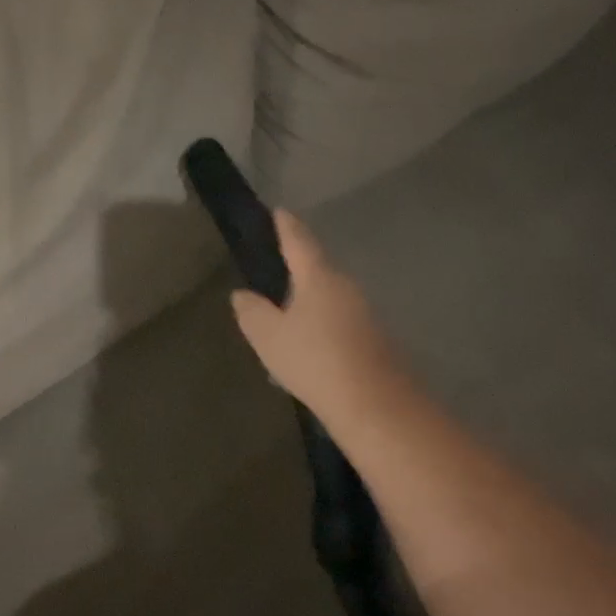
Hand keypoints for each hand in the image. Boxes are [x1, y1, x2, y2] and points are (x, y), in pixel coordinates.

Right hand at [231, 211, 410, 421]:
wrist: (374, 403)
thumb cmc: (314, 360)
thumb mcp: (269, 337)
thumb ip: (252, 312)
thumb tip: (242, 294)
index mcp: (318, 277)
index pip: (299, 241)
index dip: (286, 226)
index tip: (279, 212)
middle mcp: (346, 286)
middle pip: (318, 270)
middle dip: (297, 271)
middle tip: (274, 273)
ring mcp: (365, 313)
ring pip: (329, 299)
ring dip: (309, 304)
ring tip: (286, 319)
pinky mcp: (374, 339)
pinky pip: (340, 323)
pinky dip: (322, 328)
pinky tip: (309, 350)